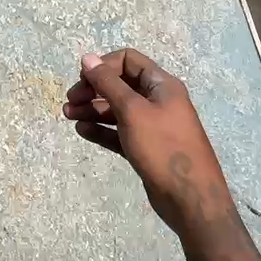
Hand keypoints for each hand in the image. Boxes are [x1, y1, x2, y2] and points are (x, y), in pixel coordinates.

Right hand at [62, 49, 260, 260]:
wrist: (192, 203)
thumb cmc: (162, 147)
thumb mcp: (132, 110)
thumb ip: (107, 82)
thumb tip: (87, 57)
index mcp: (161, 85)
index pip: (127, 60)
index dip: (103, 65)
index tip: (83, 79)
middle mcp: (158, 101)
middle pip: (119, 85)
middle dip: (93, 89)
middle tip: (71, 100)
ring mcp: (153, 126)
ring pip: (117, 109)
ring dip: (92, 109)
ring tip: (68, 116)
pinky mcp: (147, 148)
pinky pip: (120, 132)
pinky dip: (102, 129)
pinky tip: (83, 131)